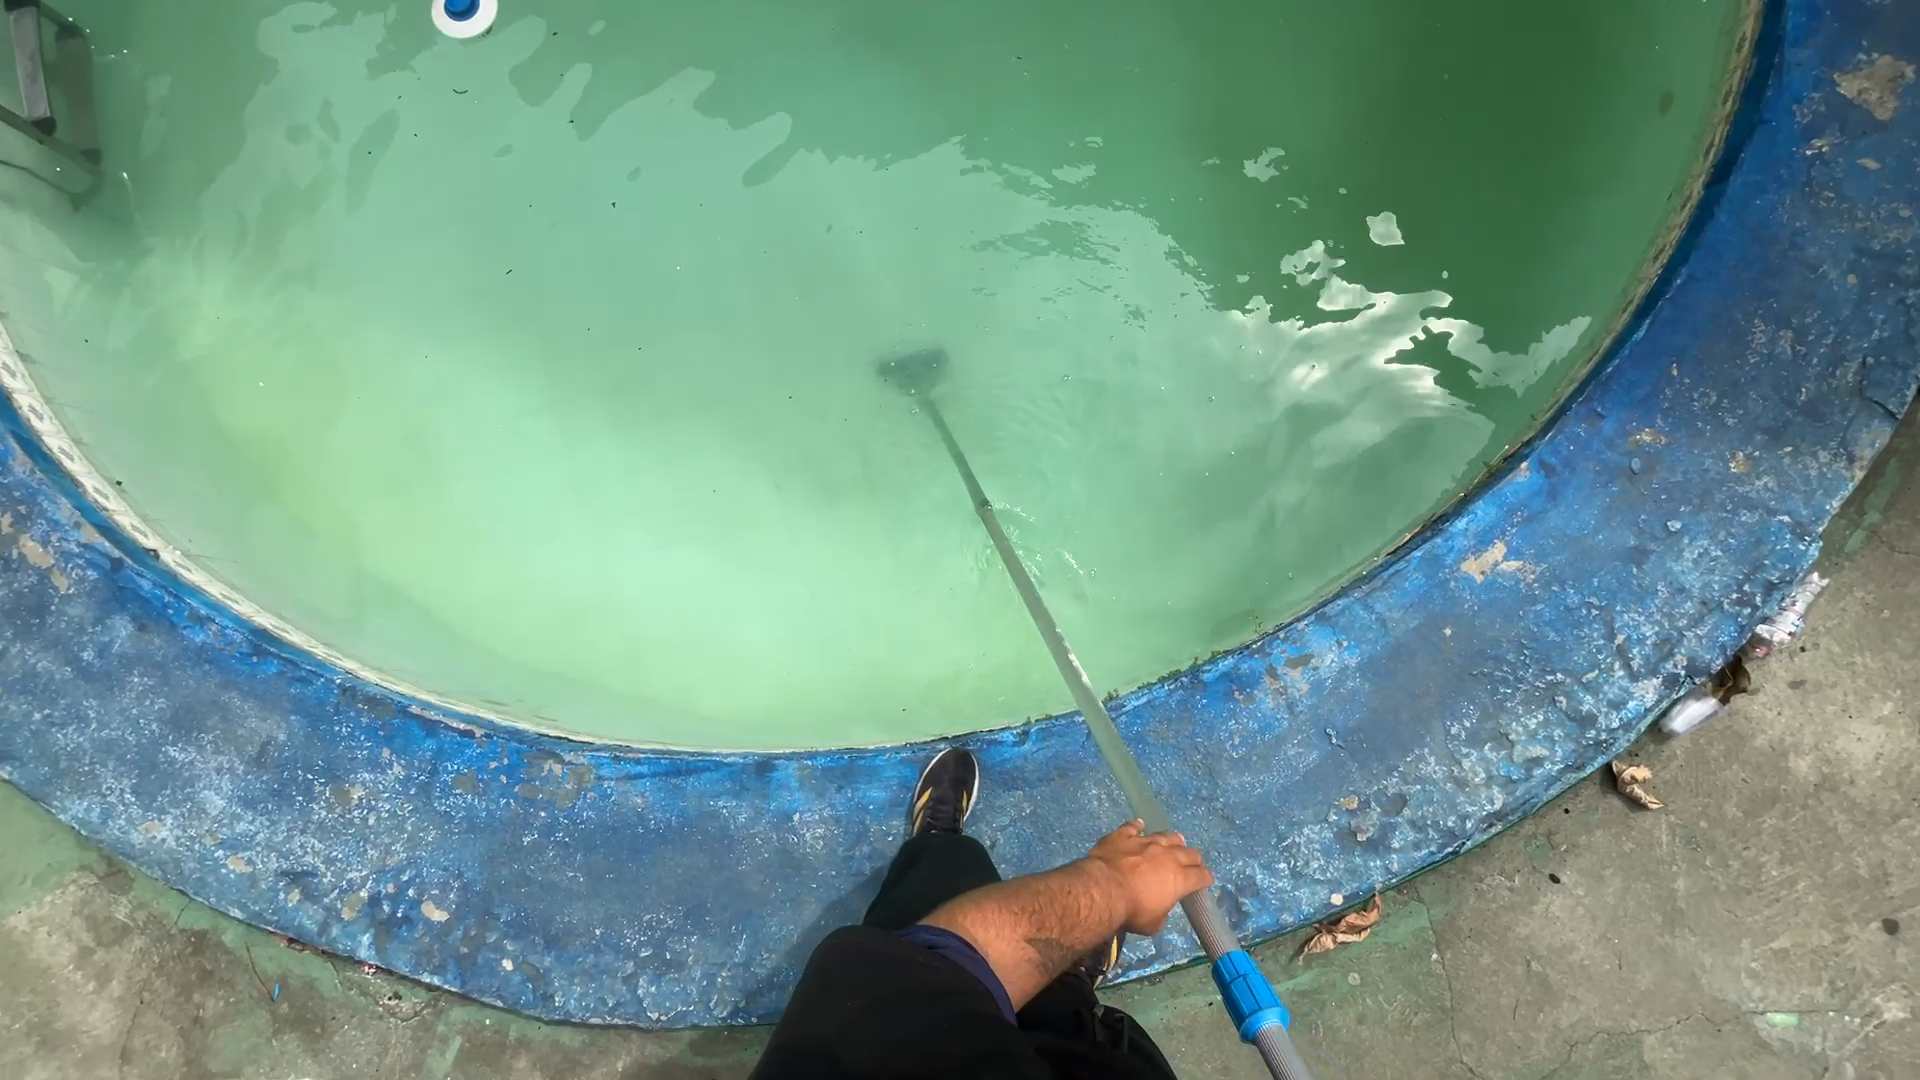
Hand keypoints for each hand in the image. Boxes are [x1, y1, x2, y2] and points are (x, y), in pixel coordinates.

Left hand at [1084, 820, 1213, 934]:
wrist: (1104, 889)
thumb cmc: (1132, 910)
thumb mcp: (1154, 923)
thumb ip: (1161, 912)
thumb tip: (1159, 907)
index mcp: (1179, 879)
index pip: (1200, 876)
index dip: (1205, 878)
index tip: (1207, 879)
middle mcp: (1166, 856)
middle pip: (1188, 852)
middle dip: (1194, 858)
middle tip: (1194, 861)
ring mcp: (1145, 842)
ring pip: (1165, 836)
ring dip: (1172, 839)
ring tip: (1177, 839)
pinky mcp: (1123, 835)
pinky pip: (1133, 827)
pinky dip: (1137, 826)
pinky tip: (1139, 824)